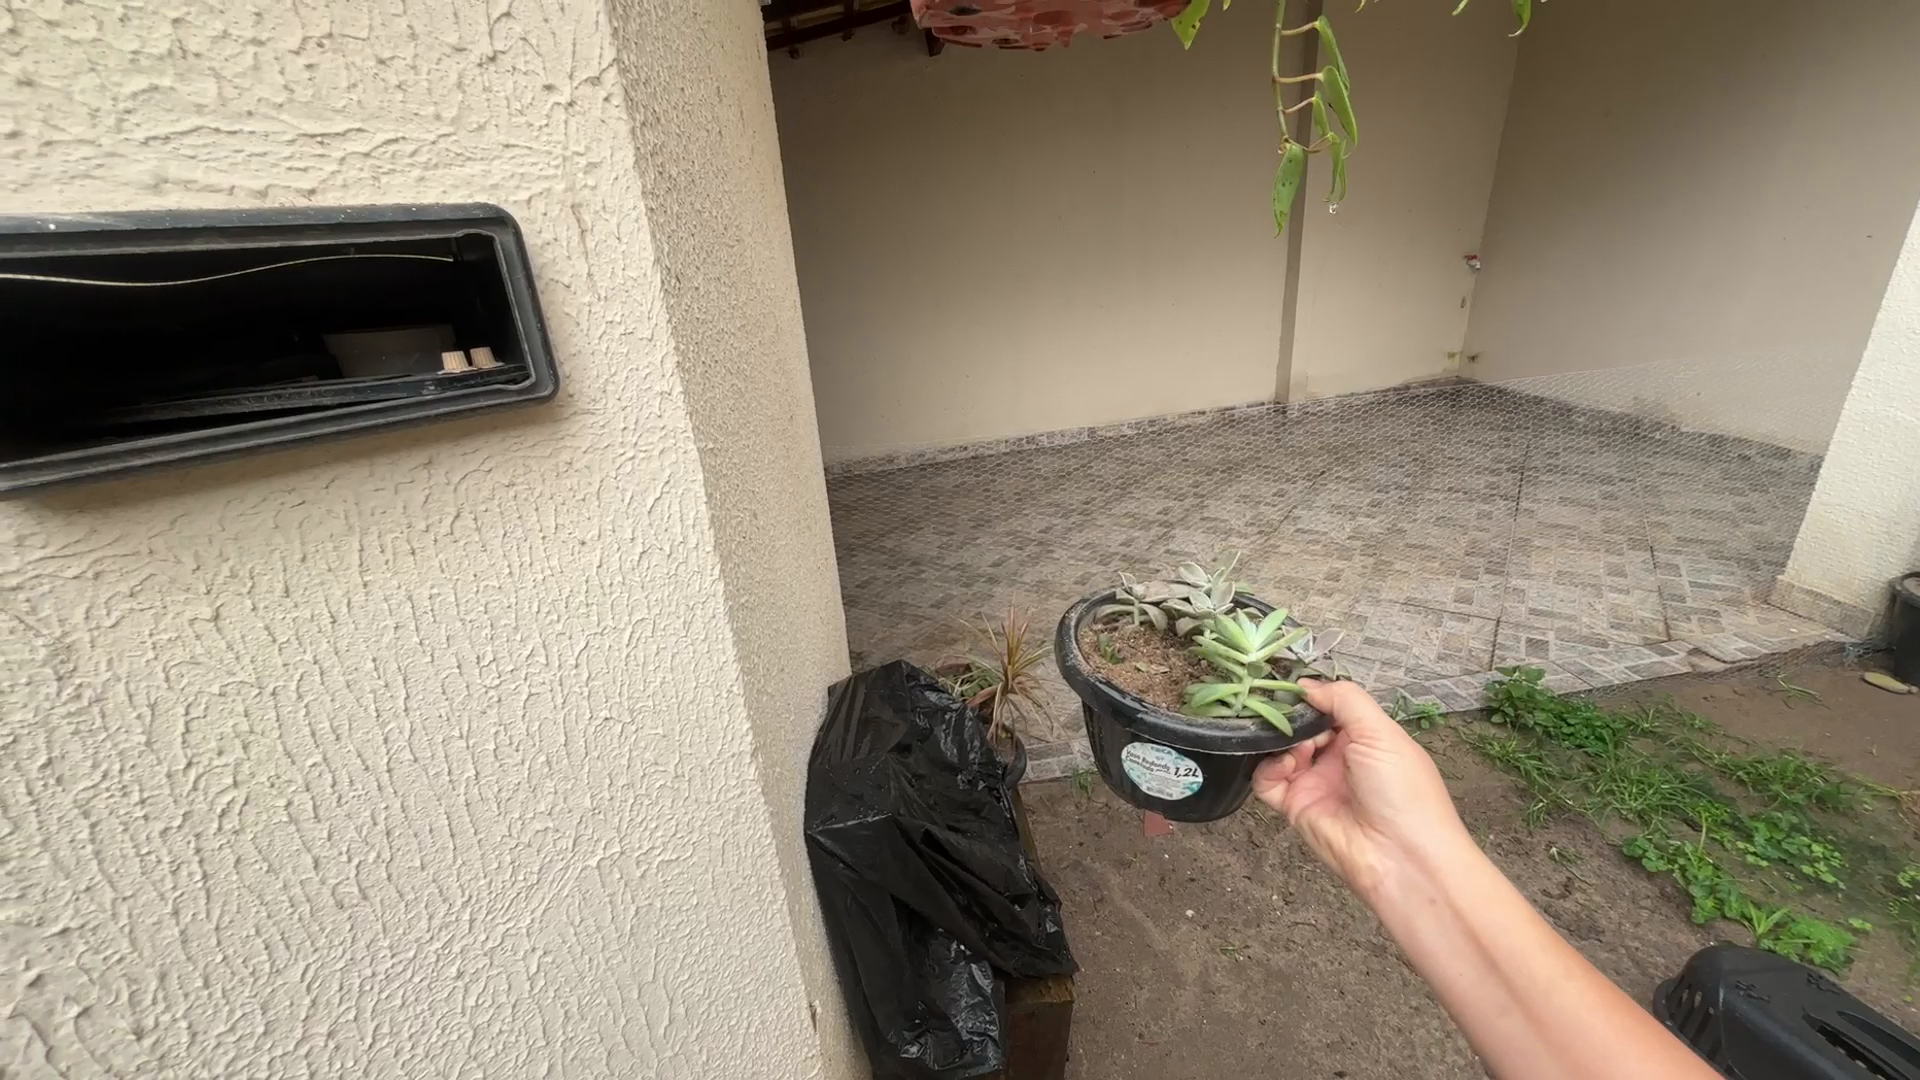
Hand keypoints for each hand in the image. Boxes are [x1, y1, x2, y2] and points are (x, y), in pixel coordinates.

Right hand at [1251, 680, 1469, 896]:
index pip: (1327, 707)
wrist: (1402, 858)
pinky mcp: (1294, 805)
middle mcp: (1337, 758)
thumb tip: (1305, 685)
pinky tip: (1287, 766)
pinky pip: (1266, 779)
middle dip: (1290, 717)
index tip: (1292, 688)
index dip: (1311, 696)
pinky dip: (1268, 767)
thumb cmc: (1405, 793)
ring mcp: (1314, 781)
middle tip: (1290, 717)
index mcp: (1363, 738)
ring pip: (1278, 748)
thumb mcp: (1382, 733)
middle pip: (1298, 725)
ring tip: (1299, 748)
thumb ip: (1344, 699)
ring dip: (1281, 740)